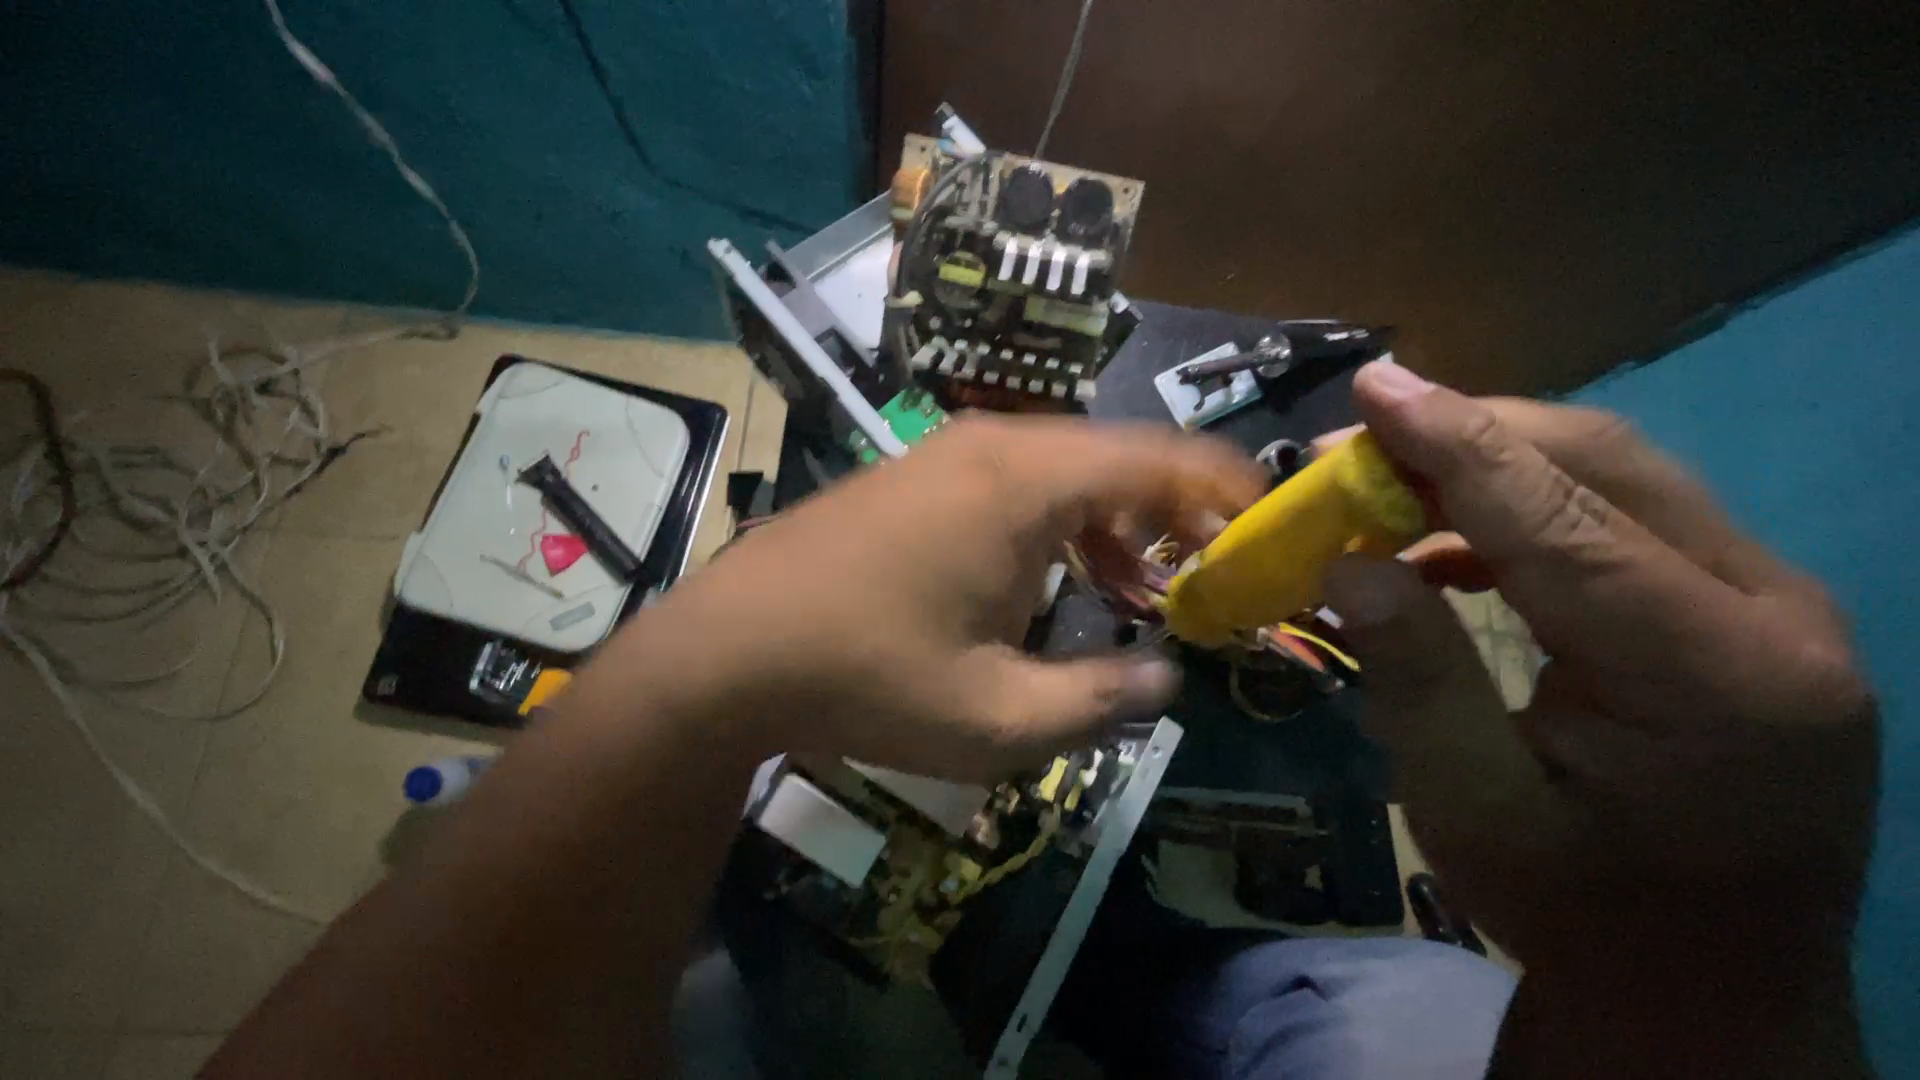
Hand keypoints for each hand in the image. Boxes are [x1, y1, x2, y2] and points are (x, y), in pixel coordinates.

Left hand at [627, 415, 1263, 779]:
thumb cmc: (865, 678)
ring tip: (1142, 590)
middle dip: (1177, 516)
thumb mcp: (997, 718)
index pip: (1162, 459)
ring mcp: (947, 454)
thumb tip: (1167, 679)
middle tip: (1213, 580)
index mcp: (1027, 480)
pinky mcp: (916, 477)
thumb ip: (1100, 699)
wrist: (726, 652)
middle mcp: (993, 445)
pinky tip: (1055, 582)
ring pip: (1066, 471)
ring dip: (1115, 523)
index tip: (1270, 541)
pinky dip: (1059, 524)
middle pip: (1119, 457)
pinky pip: (1016, 484)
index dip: (1228, 494)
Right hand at [1323, 361, 1876, 1068]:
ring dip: (1489, 467)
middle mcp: (1772, 614)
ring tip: (1381, 488)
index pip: (1563, 518)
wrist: (1704, 986)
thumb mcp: (1470, 807)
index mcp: (1713, 675)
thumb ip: (1416, 675)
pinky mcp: (1737, 612)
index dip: (1457, 442)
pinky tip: (1442, 546)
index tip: (1373, 385)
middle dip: (1468, 437)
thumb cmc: (1576, 907)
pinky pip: (1616, 525)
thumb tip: (1348, 562)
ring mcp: (1768, 606)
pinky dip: (1519, 515)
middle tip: (1351, 445)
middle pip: (1606, 468)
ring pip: (1614, 481)